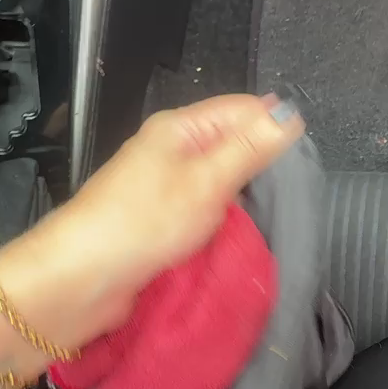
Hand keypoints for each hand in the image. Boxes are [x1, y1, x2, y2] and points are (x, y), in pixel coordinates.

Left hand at [0, 93, 303, 348]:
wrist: (82, 279)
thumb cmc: (143, 223)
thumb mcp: (206, 181)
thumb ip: (249, 149)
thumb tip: (290, 115)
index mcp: (180, 128)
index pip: (242, 109)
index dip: (274, 128)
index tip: (304, 161)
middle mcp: (171, 151)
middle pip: (232, 144)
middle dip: (263, 165)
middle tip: (296, 194)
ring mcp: (164, 186)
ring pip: (220, 181)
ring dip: (244, 197)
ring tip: (274, 216)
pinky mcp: (161, 220)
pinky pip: (205, 211)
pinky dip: (223, 221)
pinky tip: (239, 235)